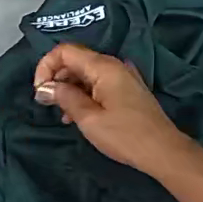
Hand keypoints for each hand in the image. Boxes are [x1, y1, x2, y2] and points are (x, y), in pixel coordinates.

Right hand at [33, 43, 202, 176]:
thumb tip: (44, 87)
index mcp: (103, 66)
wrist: (162, 150)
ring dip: (69, 90)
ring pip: (86, 74)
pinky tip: (78, 116)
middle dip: (57, 79)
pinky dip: (84, 95)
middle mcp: (114, 66)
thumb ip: (64, 97)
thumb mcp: (88, 118)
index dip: (46, 66)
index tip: (39, 91)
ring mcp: (123, 77)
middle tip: (47, 105)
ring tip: (62, 114)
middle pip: (76, 61)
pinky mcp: (128, 91)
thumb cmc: (124, 134)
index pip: (65, 51)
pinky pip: (99, 85)